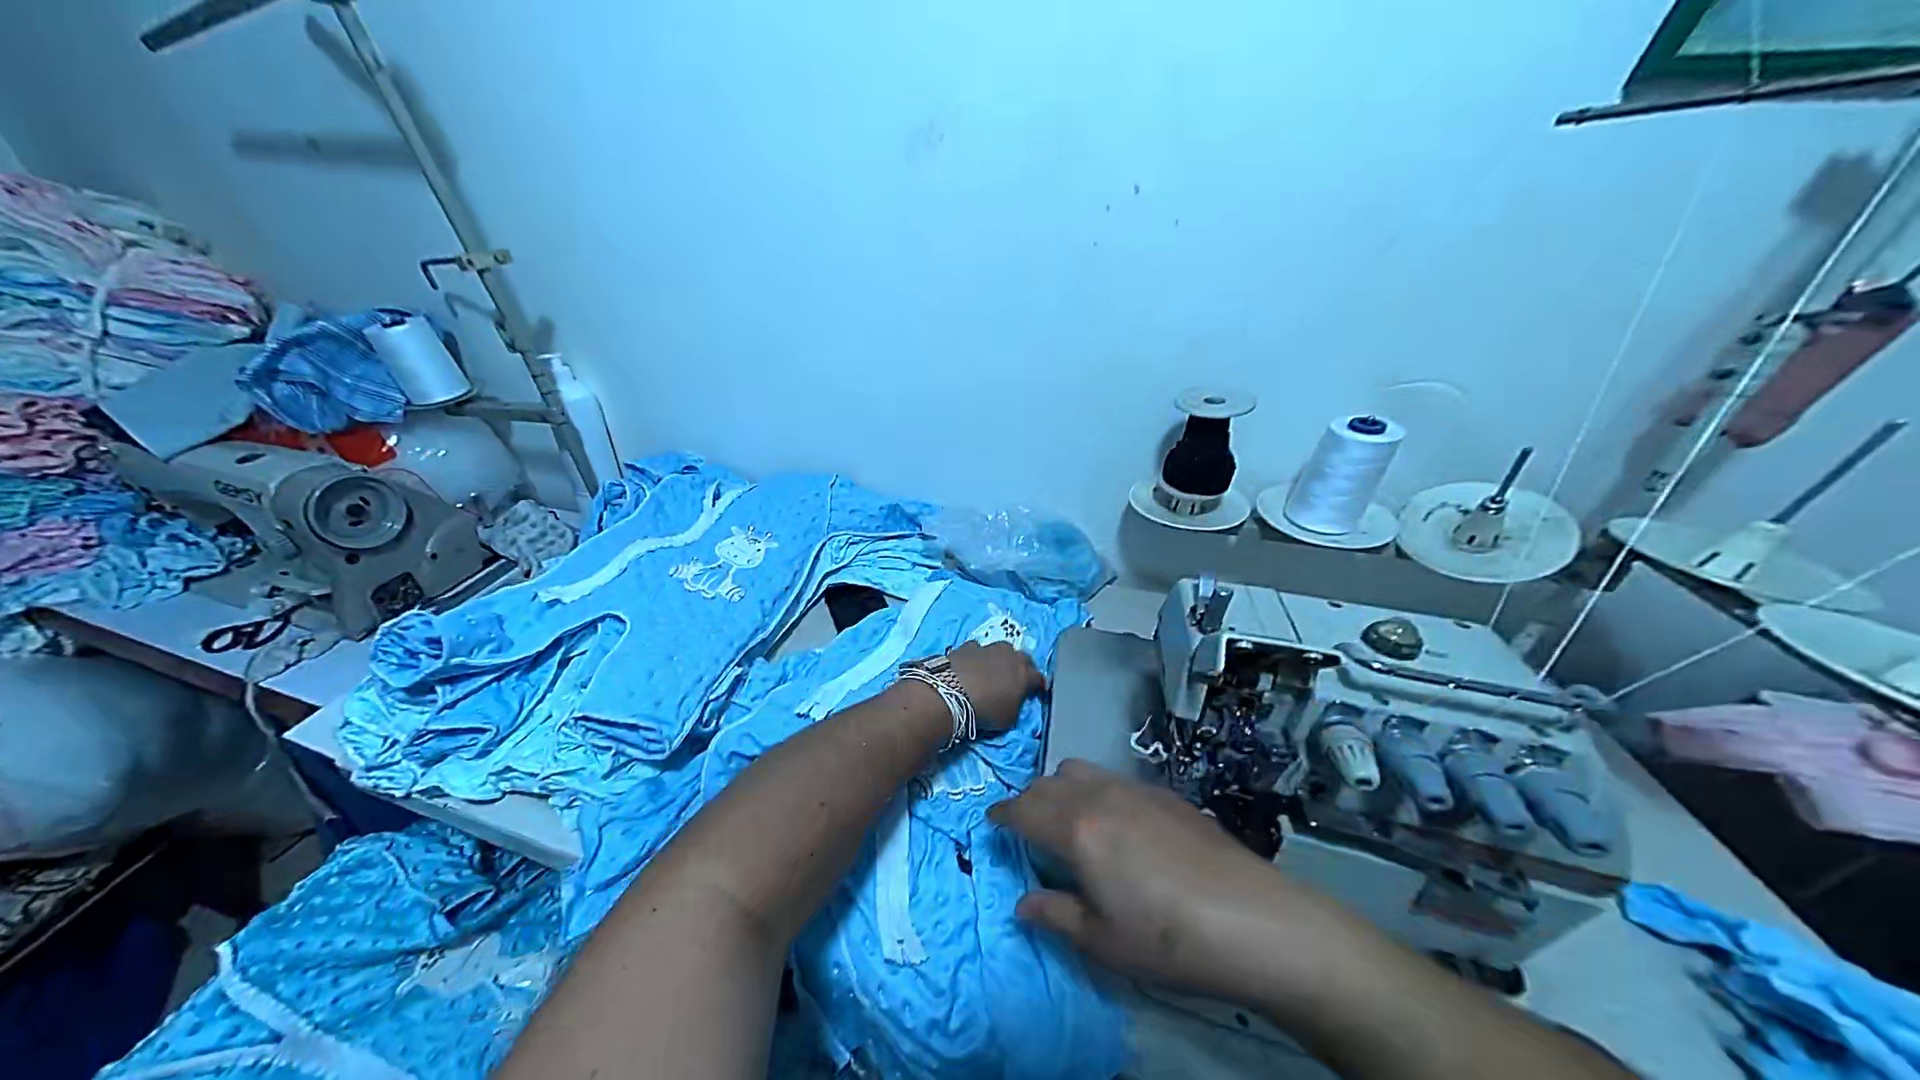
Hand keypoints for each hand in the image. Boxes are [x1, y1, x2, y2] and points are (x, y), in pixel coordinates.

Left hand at [942, 642, 1044, 733]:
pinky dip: (977, 656)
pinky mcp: (967, 646)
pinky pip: (977, 649)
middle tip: (1019, 677)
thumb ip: (1016, 706)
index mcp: (1025, 674)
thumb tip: (1015, 701)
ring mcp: (988, 648)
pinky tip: (972, 664)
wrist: (951, 693)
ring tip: (995, 668)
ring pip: (1001, 648)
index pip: (1039, 679)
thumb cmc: (985, 710)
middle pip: (1023, 658)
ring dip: (1001, 657)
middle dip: (1023, 666)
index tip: (1038, 691)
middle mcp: (1010, 656)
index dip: (1040, 686)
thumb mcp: (1009, 718)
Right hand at [989, 760, 1386, 1013]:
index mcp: (1078, 830)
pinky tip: (1118, 824)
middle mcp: (1102, 796)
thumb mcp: (1103, 941)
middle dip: (1029, 800)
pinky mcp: (1169, 795)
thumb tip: (1023, 904)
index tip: (993, 822)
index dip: (1003, 815)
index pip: (1025, 809)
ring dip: (1063, 788)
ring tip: (1069, 820)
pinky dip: (1098, 791)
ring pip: (1083, 770)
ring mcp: (1138, 790)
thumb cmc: (1170, 940)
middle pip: (1050, 782)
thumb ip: (1056, 914)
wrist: (1257, 921)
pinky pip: (1115, 779)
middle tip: (1026, 826)